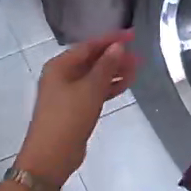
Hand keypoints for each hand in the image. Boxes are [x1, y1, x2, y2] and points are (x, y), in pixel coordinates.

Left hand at [17, 30, 136, 183]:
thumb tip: (118, 46)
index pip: (89, 46)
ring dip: (114, 72)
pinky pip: (94, 91)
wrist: (51, 156)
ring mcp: (67, 93)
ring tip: (137, 69)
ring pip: (94, 77)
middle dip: (115, 57)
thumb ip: (106, 66)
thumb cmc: (68, 118)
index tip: (133, 35)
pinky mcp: (74, 108)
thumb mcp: (90, 89)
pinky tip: (126, 85)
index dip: (111, 39)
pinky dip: (108, 88)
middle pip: (92, 60)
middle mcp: (61, 75)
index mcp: (59, 66)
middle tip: (139, 56)